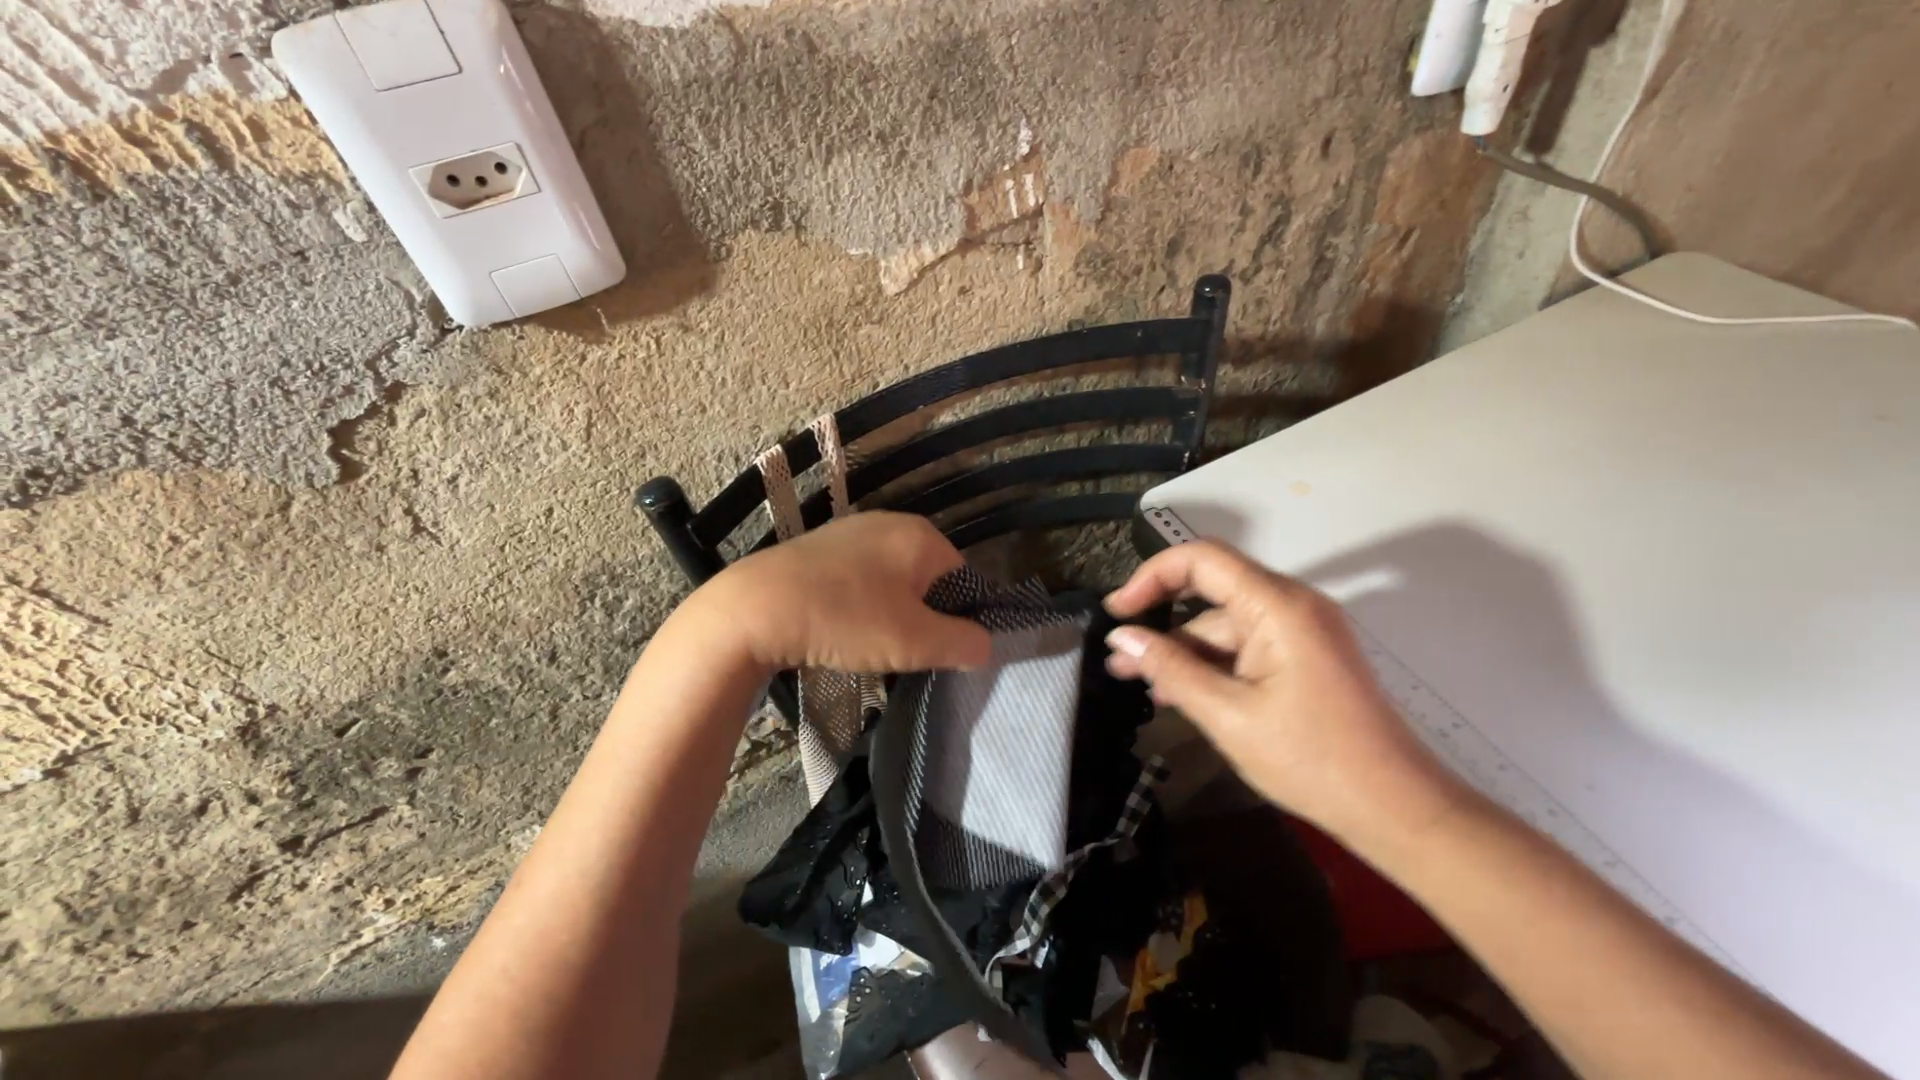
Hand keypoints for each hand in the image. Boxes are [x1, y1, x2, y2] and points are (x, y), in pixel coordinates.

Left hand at [688, 512, 991, 674]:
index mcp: (921, 535)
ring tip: (868, 646)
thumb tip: (986, 646)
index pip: (964, 580)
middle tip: (903, 653)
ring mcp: (850, 531)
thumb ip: (962, 643)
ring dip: (890, 616)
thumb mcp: (914, 642)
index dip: (959, 620)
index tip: (937, 652)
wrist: (754, 610)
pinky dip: (859, 607)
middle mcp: (890, 522)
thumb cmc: (845, 620)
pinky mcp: (818, 549)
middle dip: (922, 619)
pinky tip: (840, 630)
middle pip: (928, 580)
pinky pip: (859, 580)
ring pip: (892, 582)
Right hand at [1102, 540, 1465, 844]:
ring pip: (1226, 626)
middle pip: (1213, 594)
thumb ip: (1171, 669)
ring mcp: (1303, 631)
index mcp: (1279, 606)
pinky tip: (1179, 693)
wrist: (1393, 807)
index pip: (1202, 559)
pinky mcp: (1306, 657)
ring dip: (1184, 652)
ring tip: (1139, 684)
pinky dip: (1213, 665)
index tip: (1118, 613)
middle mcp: (1293, 605)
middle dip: (1162, 623)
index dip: (1152, 576)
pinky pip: (1248, 647)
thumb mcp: (1227, 715)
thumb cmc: (1309, 759)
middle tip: (1118, 661)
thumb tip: (1122, 638)